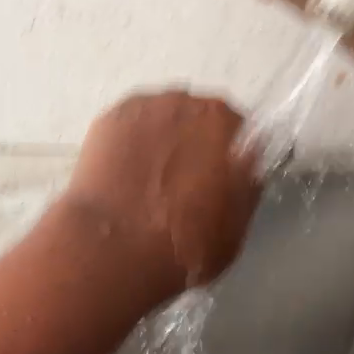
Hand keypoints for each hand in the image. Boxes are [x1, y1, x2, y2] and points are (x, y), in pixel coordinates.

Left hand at [61, 91, 262, 292]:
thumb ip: (245, 189)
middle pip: (193, 118)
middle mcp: (186, 103)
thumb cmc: (183, 247)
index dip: (225, 156)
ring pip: (157, 120)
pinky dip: (125, 146)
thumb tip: (247, 166)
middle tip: (178, 183)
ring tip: (145, 182)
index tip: (216, 180)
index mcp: (226, 125)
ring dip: (156, 141)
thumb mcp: (233, 230)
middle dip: (189, 144)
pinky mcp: (106, 121)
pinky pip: (125, 129)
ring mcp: (141, 108)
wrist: (115, 250)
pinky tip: (120, 177)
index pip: (235, 129)